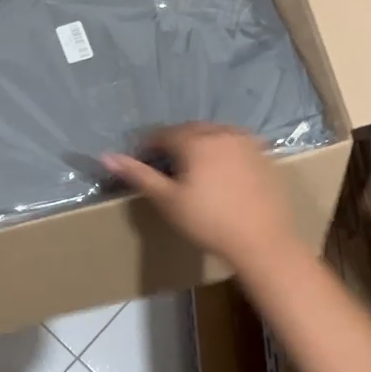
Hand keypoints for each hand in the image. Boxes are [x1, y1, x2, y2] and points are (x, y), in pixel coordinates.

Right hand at [102, 123, 295, 268]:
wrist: (263, 240)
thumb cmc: (208, 222)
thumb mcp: (167, 200)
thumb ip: (138, 175)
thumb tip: (106, 157)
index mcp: (195, 140)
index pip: (163, 134)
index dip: (148, 147)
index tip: (142, 163)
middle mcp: (221, 132)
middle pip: (189, 130)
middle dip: (174, 143)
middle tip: (166, 166)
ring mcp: (246, 141)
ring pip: (214, 134)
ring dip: (199, 145)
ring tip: (192, 169)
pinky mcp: (264, 155)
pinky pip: (235, 144)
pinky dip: (222, 152)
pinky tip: (221, 174)